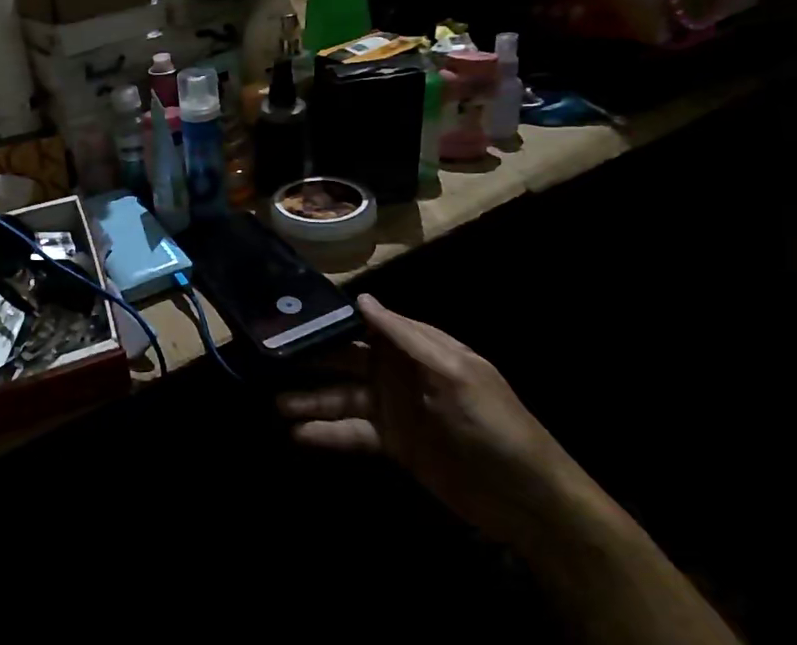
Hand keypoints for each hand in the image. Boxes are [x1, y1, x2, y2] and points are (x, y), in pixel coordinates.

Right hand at [278, 294, 600, 545]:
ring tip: (274, 403)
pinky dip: (326, 434)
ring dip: (309, 399)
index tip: (290, 313)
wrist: (527, 499)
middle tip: (269, 357)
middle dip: (309, 358)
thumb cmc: (494, 424)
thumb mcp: (454, 373)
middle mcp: (397, 371)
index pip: (365, 324)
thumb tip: (361, 298)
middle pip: (344, 359)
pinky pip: (351, 432)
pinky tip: (297, 436)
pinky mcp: (391, 443)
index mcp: (416, 346)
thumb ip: (405, 336)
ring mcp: (392, 408)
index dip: (329, 319)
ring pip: (341, 396)